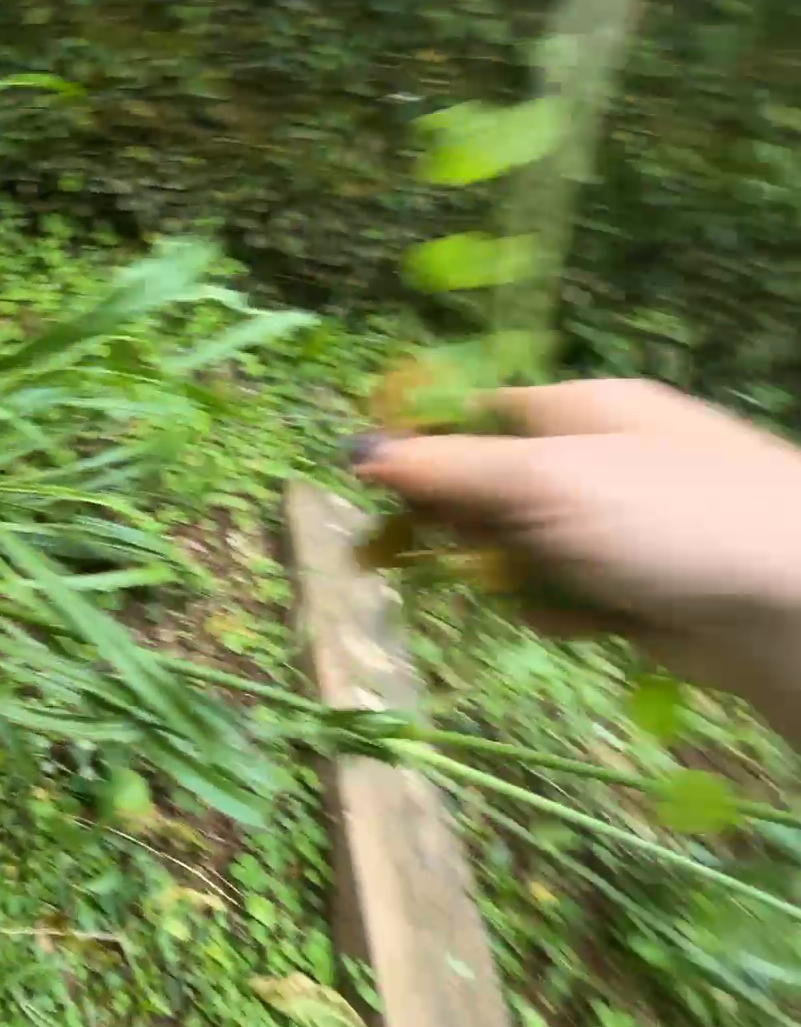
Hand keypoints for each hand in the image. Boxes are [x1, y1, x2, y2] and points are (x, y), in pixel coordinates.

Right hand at [356, 378, 800, 733]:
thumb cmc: (670, 520)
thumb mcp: (540, 479)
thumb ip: (439, 466)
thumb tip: (355, 452)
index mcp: (571, 412)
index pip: (457, 419)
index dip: (415, 453)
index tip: (388, 492)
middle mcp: (584, 459)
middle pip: (470, 488)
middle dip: (461, 527)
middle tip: (475, 547)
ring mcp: (602, 521)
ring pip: (498, 546)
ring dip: (504, 574)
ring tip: (547, 587)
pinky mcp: (614, 576)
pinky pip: (540, 586)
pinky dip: (546, 605)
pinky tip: (583, 613)